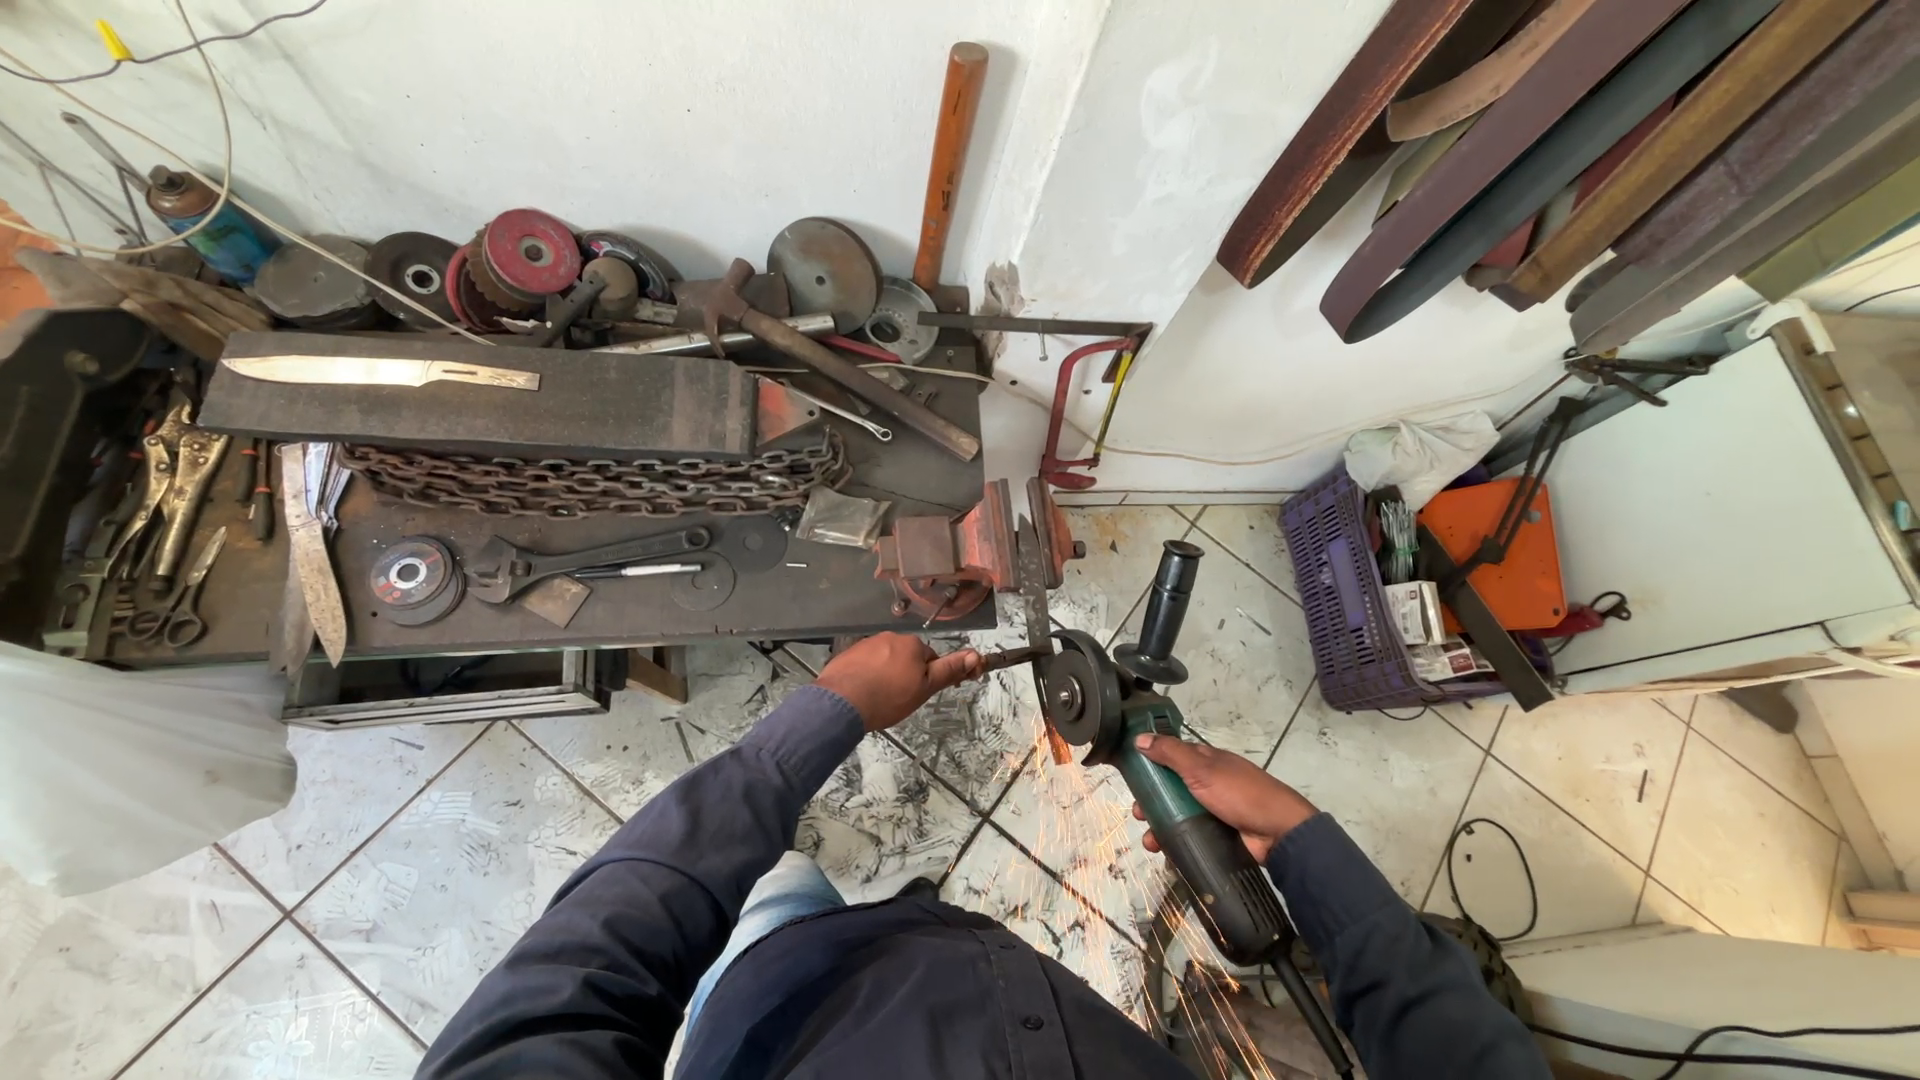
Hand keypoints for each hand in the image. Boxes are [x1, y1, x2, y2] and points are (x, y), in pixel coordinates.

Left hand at [814, 633, 982, 731]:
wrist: (843, 703)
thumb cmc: (889, 697)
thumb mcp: (925, 688)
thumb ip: (949, 670)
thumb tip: (975, 655)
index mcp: (912, 644)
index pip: (928, 658)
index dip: (925, 678)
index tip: (916, 694)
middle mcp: (890, 637)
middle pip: (905, 656)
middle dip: (904, 673)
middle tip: (898, 698)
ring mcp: (866, 644)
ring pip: (884, 659)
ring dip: (884, 673)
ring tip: (878, 697)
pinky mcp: (848, 653)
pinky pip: (864, 663)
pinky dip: (866, 674)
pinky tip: (862, 692)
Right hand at [1131, 734, 1316, 862]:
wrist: (1279, 833)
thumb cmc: (1239, 793)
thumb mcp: (1202, 768)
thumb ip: (1171, 753)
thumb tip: (1139, 738)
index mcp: (1205, 761)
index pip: (1171, 757)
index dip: (1150, 764)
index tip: (1131, 776)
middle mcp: (1207, 783)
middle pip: (1171, 790)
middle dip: (1151, 802)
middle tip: (1138, 815)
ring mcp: (1213, 810)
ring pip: (1177, 816)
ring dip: (1159, 827)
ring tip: (1151, 842)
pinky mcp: (1217, 835)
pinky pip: (1190, 836)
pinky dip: (1175, 844)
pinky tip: (1165, 853)